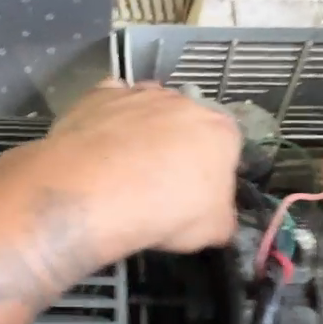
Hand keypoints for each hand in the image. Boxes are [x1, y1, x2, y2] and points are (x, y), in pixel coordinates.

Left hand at [30, 80, 241, 253]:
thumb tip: (219, 214)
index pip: (227, 145)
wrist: (95, 193)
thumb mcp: (214, 230)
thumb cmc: (166, 210)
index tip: (199, 191)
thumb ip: (224, 214)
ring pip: (149, 108)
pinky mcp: (99, 94)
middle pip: (186, 122)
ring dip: (143, 129)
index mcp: (220, 130)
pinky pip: (111, 101)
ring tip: (125, 165)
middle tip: (161, 180)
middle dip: (178, 145)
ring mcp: (139, 93)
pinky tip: (100, 140)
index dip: (213, 169)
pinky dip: (109, 116)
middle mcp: (183, 101)